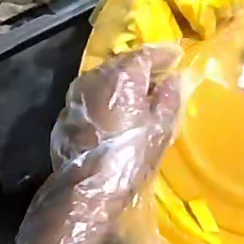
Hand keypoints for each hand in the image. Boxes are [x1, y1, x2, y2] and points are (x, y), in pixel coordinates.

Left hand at [15, 44, 184, 243]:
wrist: (85, 190)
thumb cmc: (130, 158)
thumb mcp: (160, 129)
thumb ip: (170, 98)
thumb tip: (177, 77)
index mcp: (122, 77)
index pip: (145, 54)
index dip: (163, 53)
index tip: (177, 55)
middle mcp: (96, 77)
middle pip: (123, 63)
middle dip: (143, 66)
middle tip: (162, 74)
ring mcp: (77, 95)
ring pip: (105, 78)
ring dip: (123, 81)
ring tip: (141, 92)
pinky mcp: (66, 114)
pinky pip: (92, 96)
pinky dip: (107, 97)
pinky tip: (117, 112)